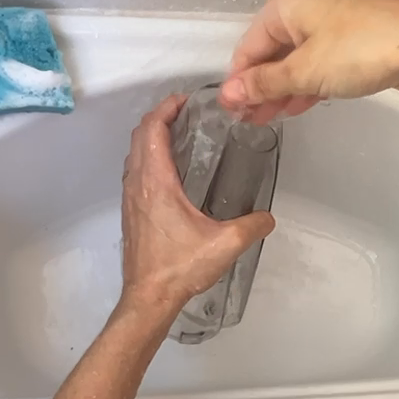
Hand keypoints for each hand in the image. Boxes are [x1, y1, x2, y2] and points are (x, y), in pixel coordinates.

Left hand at [119, 94, 275, 312]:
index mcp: (156, 183)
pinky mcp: (131, 212)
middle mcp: (138, 184)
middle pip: (139, 135)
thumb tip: (268, 217)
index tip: (186, 100)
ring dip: (151, 137)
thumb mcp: (225, 245)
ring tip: (178, 134)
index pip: (152, 130)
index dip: (166, 108)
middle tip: (185, 112)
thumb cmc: (180, 268)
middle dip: (159, 116)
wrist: (148, 297)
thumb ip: (251, 226)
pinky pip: (135, 171)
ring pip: (134, 153)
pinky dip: (148, 157)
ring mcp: (130, 198)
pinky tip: (169, 170)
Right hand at [218, 0, 398, 122]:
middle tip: (249, 120)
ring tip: (270, 119)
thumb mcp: (304, 72)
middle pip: (272, 51)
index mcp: (287, 2)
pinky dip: (306, 82)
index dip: (239, 80)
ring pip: (296, 58)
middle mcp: (307, 4)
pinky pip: (319, 60)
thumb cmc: (359, 49)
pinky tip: (298, 104)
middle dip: (260, 87)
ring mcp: (333, 19)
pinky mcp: (354, 36)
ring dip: (282, 89)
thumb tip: (230, 94)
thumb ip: (264, 84)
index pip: (249, 45)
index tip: (231, 111)